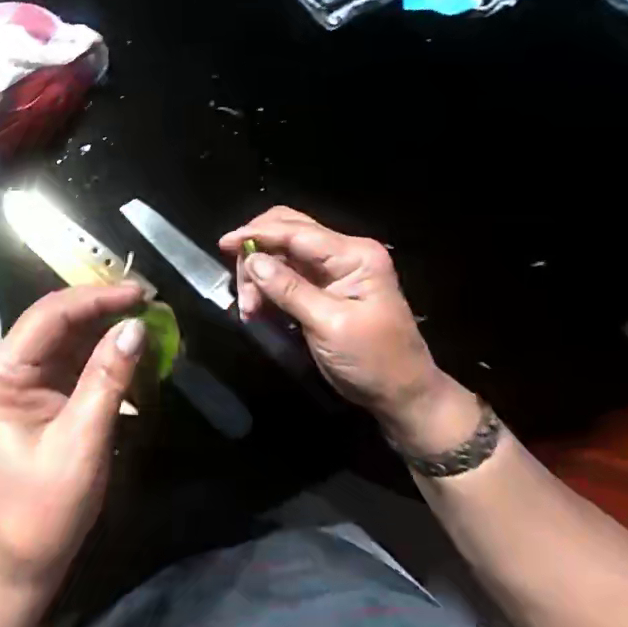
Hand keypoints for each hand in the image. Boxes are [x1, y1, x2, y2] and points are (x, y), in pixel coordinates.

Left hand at [0, 284, 146, 588]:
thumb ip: (108, 378)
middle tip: (153, 301)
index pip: (50, 316)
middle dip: (107, 306)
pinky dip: (109, 345)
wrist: (27, 554)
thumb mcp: (82, 440)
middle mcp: (6, 363)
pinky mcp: (45, 383)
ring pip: (73, 329)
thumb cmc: (46, 504)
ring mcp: (25, 372)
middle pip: (61, 316)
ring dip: (111, 323)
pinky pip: (80, 350)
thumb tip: (137, 326)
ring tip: (152, 316)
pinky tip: (137, 342)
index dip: (98, 298)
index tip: (142, 294)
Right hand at [219, 207, 478, 457]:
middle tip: (242, 292)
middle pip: (290, 232)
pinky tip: (259, 309)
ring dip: (261, 275)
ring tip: (250, 310)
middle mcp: (345, 253)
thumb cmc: (374, 360)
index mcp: (354, 254)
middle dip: (258, 254)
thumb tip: (253, 260)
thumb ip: (290, 290)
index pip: (299, 231)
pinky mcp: (327, 288)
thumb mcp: (329, 326)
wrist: (403, 394)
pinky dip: (270, 287)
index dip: (259, 233)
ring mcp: (337, 270)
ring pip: (285, 253)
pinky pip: (290, 274)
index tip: (224, 243)